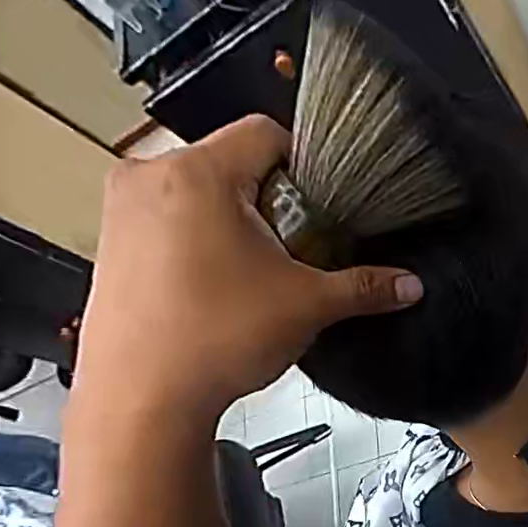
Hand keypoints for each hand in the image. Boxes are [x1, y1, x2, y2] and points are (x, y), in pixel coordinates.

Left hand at [72, 115, 423, 421]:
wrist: (146, 391)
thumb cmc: (212, 338)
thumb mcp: (310, 306)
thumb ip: (366, 288)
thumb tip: (409, 285)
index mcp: (198, 175)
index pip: (265, 133)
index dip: (309, 166)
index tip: (326, 208)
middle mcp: (151, 178)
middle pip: (237, 166)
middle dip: (280, 207)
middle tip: (302, 255)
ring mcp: (126, 208)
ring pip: (207, 196)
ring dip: (246, 227)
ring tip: (267, 278)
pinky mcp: (118, 240)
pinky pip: (178, 221)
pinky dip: (213, 245)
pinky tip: (233, 290)